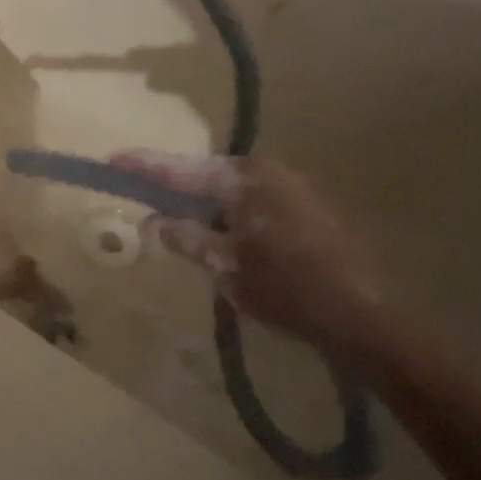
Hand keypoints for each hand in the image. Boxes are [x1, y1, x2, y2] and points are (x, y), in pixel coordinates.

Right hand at [112, 151, 385, 348]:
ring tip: (176, 217)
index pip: (182, 169)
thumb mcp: (226, 268)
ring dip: (205, 203)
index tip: (113, 159)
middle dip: (177, 185)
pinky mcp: (308, 212)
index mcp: (245, 178)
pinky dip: (230, 214)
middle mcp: (269, 172)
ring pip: (232, 190)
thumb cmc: (288, 289)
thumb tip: (157, 222)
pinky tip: (218, 234)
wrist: (367, 319)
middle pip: (207, 175)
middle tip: (144, 192)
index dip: (146, 167)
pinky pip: (252, 203)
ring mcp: (293, 190)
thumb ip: (189, 239)